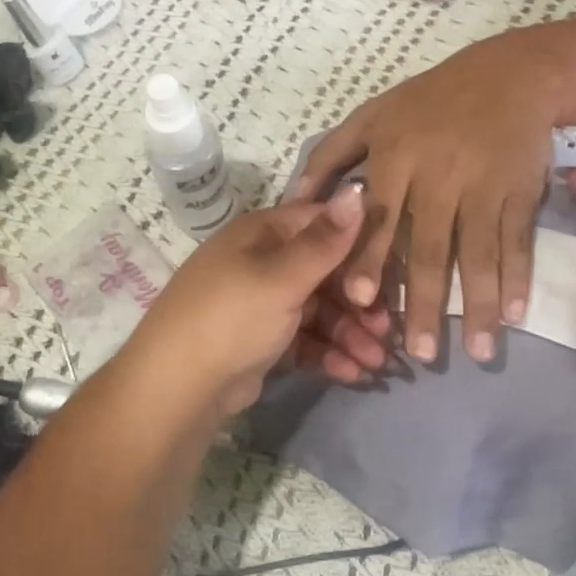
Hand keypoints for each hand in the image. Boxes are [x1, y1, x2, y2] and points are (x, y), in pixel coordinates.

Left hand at [124, 185, 365, 413]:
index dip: (362, 244)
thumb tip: (359, 187)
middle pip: (325, 272)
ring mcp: (260, 303)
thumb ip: (325, 240)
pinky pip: (304, 340)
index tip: (398, 270)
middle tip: (389, 328)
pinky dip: (328, 353)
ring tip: (378, 362)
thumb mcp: (281, 277)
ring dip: (349, 334)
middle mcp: (261, 261)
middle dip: (360, 301)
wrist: (176, 387)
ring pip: (318, 310)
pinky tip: (353, 373)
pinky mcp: (261, 341)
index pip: (323, 224)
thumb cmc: (231, 318)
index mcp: (262, 234)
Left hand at [296, 31, 556, 364]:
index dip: (370, 259)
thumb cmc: (428, 101)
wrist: (510, 74)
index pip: (377, 218)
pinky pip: (516, 241)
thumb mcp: (370, 118)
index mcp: (395, 159)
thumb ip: (329, 158)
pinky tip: (515, 316)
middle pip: (428, 247)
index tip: (360, 302)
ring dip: (476, 303)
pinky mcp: (520, 193)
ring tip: (476, 351)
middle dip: (423, 302)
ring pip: (477, 253)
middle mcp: (438, 177)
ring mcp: (483, 187)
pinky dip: (517, 278)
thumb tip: (292, 197)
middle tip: (420, 353)